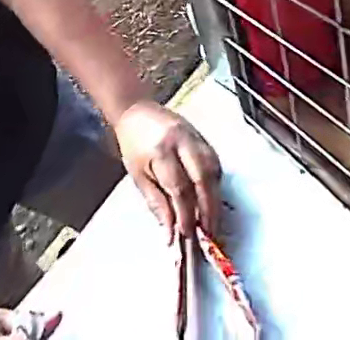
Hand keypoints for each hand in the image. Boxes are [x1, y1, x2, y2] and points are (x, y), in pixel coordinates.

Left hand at [114, 101, 221, 240]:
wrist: (136, 111)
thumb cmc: (133, 144)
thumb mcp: (137, 176)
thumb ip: (156, 204)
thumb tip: (171, 234)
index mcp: (162, 150)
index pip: (180, 188)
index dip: (186, 216)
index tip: (187, 237)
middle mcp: (182, 140)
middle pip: (203, 177)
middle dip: (209, 209)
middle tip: (209, 235)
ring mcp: (194, 134)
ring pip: (213, 168)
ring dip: (215, 197)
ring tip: (212, 222)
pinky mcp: (200, 134)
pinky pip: (214, 160)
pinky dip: (215, 182)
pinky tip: (212, 198)